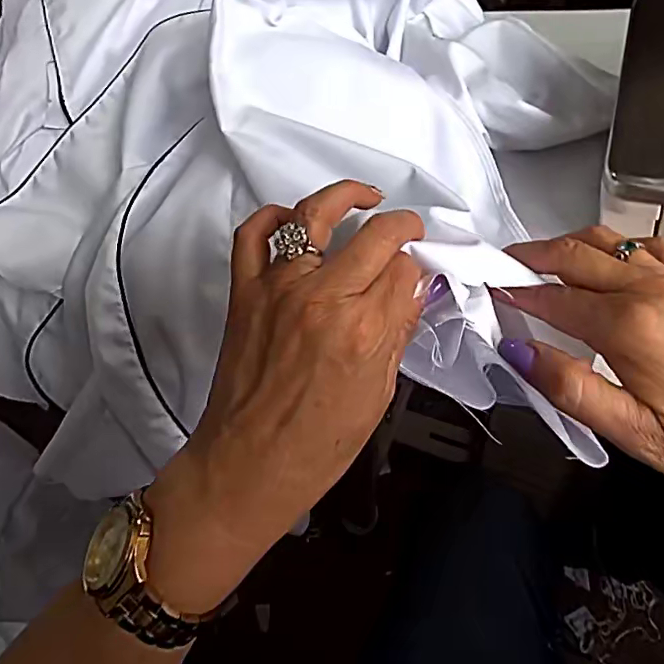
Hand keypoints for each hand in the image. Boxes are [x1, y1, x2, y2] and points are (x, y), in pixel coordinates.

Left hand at [143, 180, 425, 611]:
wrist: (248, 467)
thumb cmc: (319, 444)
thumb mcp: (380, 392)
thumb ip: (398, 330)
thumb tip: (412, 288)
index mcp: (364, 330)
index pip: (405, 269)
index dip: (417, 266)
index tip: (417, 271)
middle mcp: (323, 299)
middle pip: (375, 235)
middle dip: (402, 226)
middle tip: (408, 230)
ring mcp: (279, 289)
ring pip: (315, 215)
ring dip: (347, 196)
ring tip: (365, 197)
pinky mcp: (245, 292)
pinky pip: (253, 234)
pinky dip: (273, 215)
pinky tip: (295, 217)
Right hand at [492, 227, 663, 532]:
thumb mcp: (636, 436)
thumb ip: (571, 388)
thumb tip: (522, 352)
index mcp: (631, 327)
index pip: (554, 298)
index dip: (516, 292)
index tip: (492, 290)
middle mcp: (656, 292)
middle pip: (578, 256)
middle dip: (534, 255)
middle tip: (506, 261)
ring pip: (614, 242)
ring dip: (573, 243)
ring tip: (547, 253)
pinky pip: (654, 246)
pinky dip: (621, 243)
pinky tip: (617, 255)